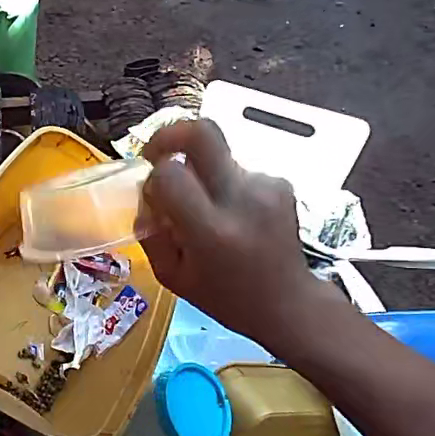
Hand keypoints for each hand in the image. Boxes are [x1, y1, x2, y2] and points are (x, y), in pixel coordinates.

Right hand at [138, 118, 323, 342]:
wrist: (287, 302)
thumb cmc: (224, 297)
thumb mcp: (172, 276)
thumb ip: (151, 232)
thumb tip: (147, 192)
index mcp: (212, 232)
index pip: (169, 174)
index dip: (153, 176)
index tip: (152, 191)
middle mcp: (242, 200)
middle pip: (202, 133)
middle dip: (171, 134)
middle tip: (159, 153)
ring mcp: (266, 186)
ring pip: (218, 157)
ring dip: (202, 175)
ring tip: (209, 211)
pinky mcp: (280, 182)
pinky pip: (237, 170)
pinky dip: (226, 186)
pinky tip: (234, 216)